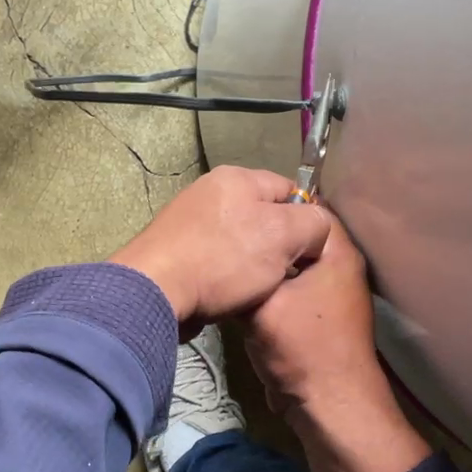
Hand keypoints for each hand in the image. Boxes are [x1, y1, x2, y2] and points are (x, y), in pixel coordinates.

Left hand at [109, 166, 330, 323]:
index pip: (290, 190)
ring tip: (259, 289)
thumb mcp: (284, 236)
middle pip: (264, 217)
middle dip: (279, 246)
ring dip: (253, 265)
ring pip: (241, 242)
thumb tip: (316, 230)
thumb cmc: (224, 259)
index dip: (308, 221)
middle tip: (287, 275)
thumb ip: (313, 224)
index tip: (311, 253)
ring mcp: (189, 222)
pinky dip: (227, 276)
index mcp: (237, 177)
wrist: (155, 292)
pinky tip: (231, 294)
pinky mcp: (176, 251)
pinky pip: (217, 260)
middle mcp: (210, 192)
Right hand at [244, 216, 397, 423]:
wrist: (330, 407)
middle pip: (295, 238)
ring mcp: (331, 294)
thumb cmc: (302, 348)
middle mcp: (340, 267)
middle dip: (263, 235)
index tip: (238, 207)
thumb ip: (245, 274)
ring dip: (264, 264)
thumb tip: (222, 257)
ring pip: (291, 266)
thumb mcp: (262, 306)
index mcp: (337, 253)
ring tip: (228, 256)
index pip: (305, 208)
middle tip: (227, 230)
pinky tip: (241, 288)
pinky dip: (270, 287)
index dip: (270, 206)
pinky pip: (291, 289)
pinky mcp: (318, 317)